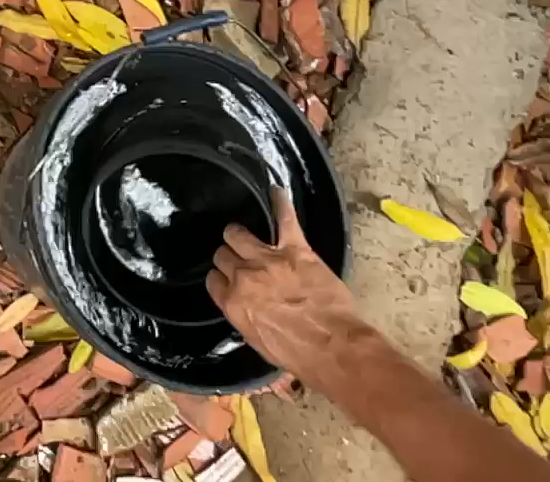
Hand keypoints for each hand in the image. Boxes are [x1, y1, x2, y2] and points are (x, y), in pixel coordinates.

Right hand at [206, 186, 361, 379]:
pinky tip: (276, 192)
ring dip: (239, 235)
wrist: (336, 350)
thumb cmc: (301, 355)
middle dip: (230, 257)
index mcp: (233, 302)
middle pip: (223, 254)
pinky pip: (284, 219)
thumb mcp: (260, 342)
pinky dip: (280, 204)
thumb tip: (245, 305)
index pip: (213, 279)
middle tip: (242, 262)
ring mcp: (268, 259)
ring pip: (238, 233)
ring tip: (245, 235)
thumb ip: (244, 316)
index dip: (221, 279)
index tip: (229, 280)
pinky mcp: (295, 250)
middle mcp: (244, 276)